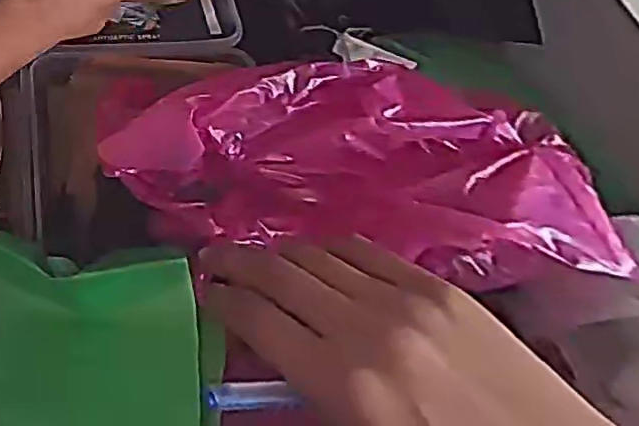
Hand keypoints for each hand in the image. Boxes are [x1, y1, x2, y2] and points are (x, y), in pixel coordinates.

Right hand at [201, 239, 613, 425]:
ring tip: (257, 258)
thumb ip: (308, 392)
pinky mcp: (436, 283)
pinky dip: (326, 248)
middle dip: (233, 262)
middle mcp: (366, 327)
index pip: (257, 319)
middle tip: (210, 259)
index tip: (202, 289)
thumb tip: (261, 351)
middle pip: (275, 272)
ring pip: (312, 252)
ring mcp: (404, 297)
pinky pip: (359, 248)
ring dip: (275, 252)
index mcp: (348, 384)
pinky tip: (316, 257)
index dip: (220, 298)